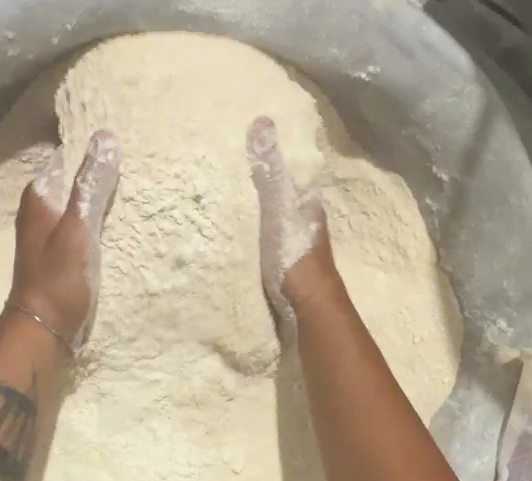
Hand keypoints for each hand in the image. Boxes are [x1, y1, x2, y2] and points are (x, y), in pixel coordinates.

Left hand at [10, 129, 121, 348]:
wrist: (44, 329)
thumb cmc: (59, 279)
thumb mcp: (79, 227)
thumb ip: (91, 185)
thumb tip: (106, 136)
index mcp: (39, 196)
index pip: (67, 158)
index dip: (91, 151)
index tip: (121, 146)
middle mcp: (38, 211)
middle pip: (72, 182)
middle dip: (96, 176)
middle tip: (132, 167)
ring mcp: (47, 235)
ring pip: (76, 206)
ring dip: (97, 202)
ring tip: (129, 193)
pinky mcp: (58, 256)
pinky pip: (80, 229)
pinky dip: (95, 224)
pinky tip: (113, 227)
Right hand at [246, 116, 336, 323]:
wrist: (305, 309)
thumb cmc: (294, 255)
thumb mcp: (278, 208)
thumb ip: (269, 171)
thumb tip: (262, 120)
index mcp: (307, 208)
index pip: (289, 180)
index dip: (271, 168)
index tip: (246, 158)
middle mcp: (304, 229)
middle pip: (281, 208)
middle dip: (260, 200)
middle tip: (227, 188)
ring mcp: (294, 257)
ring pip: (272, 234)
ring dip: (254, 229)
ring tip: (224, 218)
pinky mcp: (284, 280)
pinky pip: (263, 258)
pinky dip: (251, 253)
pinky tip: (234, 251)